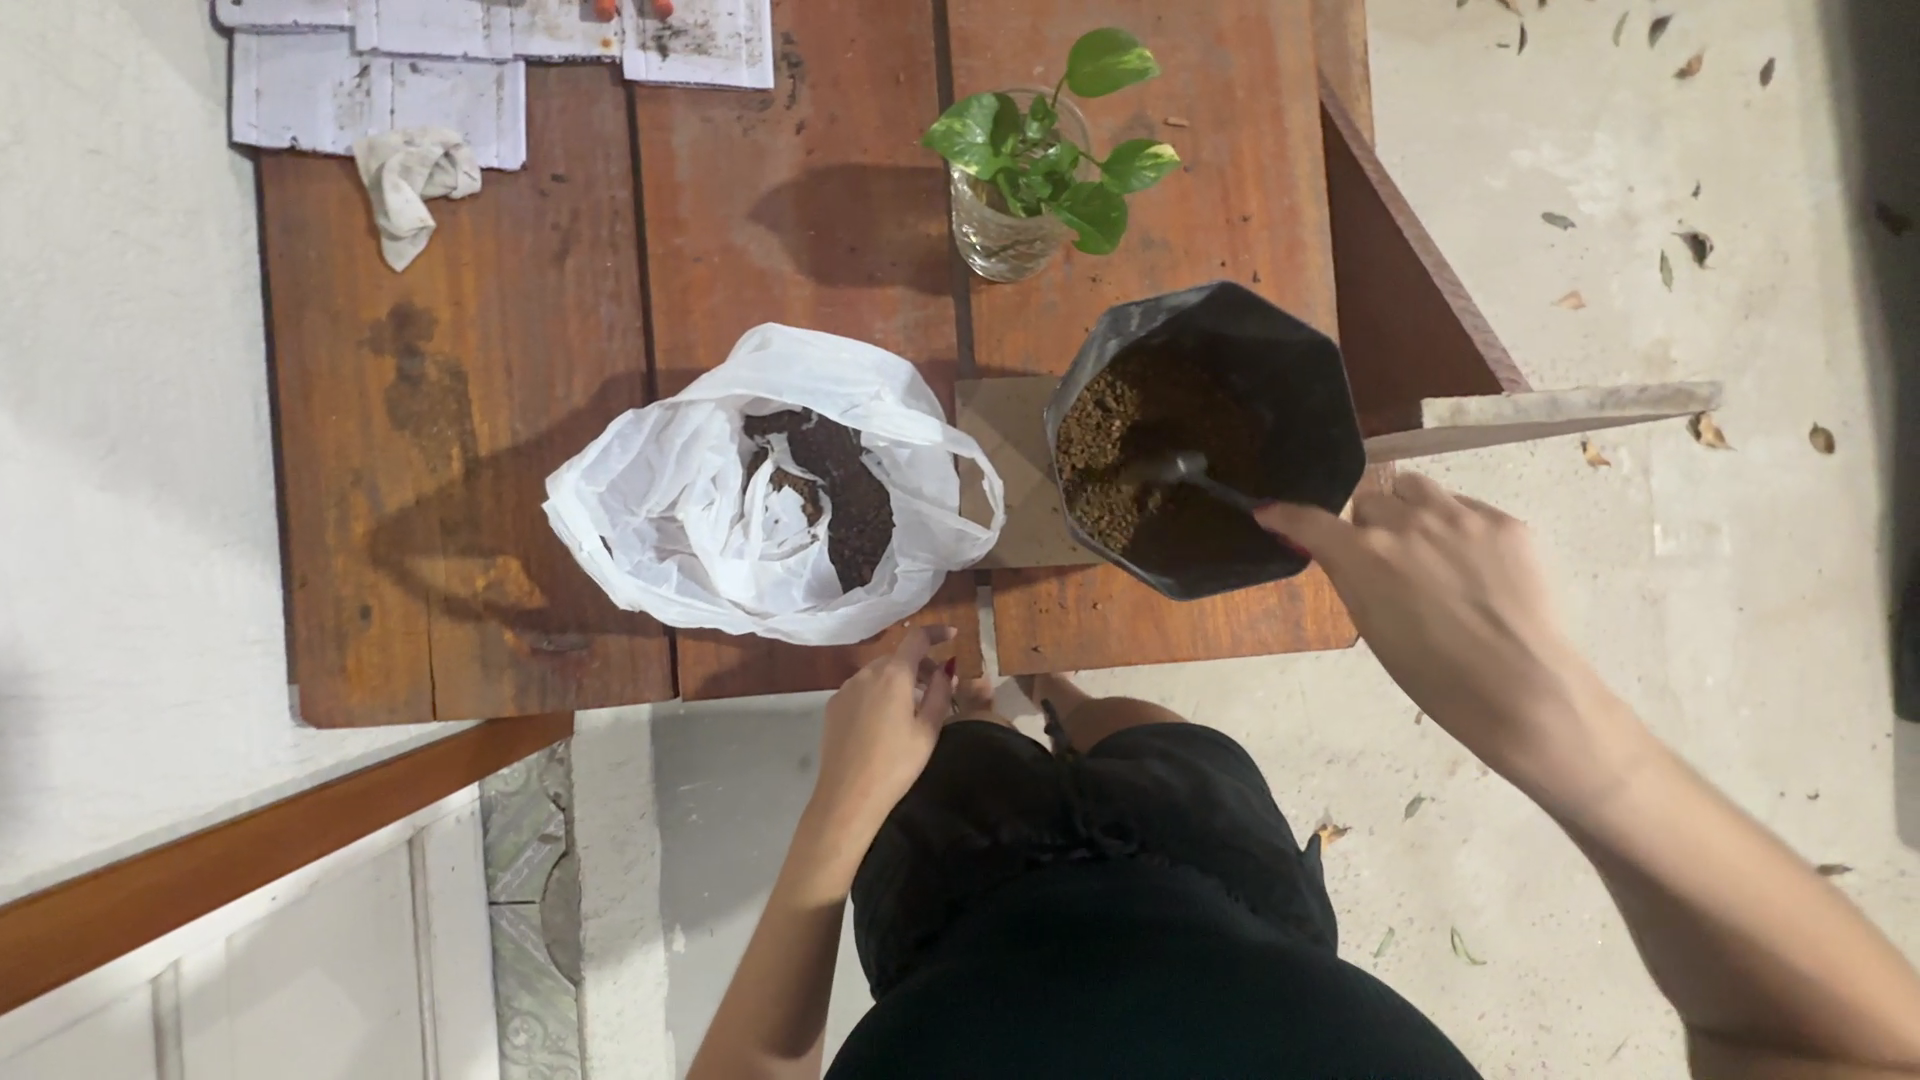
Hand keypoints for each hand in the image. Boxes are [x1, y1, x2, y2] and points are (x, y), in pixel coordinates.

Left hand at [810, 626, 957, 837]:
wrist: (847, 796)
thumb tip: (945, 670)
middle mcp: (866, 673)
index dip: (936, 633)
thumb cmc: (896, 764)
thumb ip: (940, 693)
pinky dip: (878, 692)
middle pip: (897, 657)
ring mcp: (846, 689)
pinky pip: (861, 688)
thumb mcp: (928, 730)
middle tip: (937, 685)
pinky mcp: (833, 706)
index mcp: (893, 675)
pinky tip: (884, 720)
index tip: (952, 635)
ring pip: (878, 672)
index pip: (916, 638)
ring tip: (912, 706)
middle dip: (919, 664)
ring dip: (898, 679)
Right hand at [1256, 474, 1647, 798]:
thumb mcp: (1371, 626)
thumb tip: (1330, 548)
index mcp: (1365, 553)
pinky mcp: (1507, 523)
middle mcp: (1408, 522)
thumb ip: (1348, 576)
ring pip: (1415, 488)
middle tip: (1378, 556)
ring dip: (1406, 507)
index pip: (1309, 520)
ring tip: (1422, 543)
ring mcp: (1462, 517)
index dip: (1284, 515)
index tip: (1270, 512)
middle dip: (1365, 523)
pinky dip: (1454, 525)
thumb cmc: (1433, 676)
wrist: (1524, 690)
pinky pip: (1465, 507)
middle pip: (1369, 500)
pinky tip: (1471, 564)